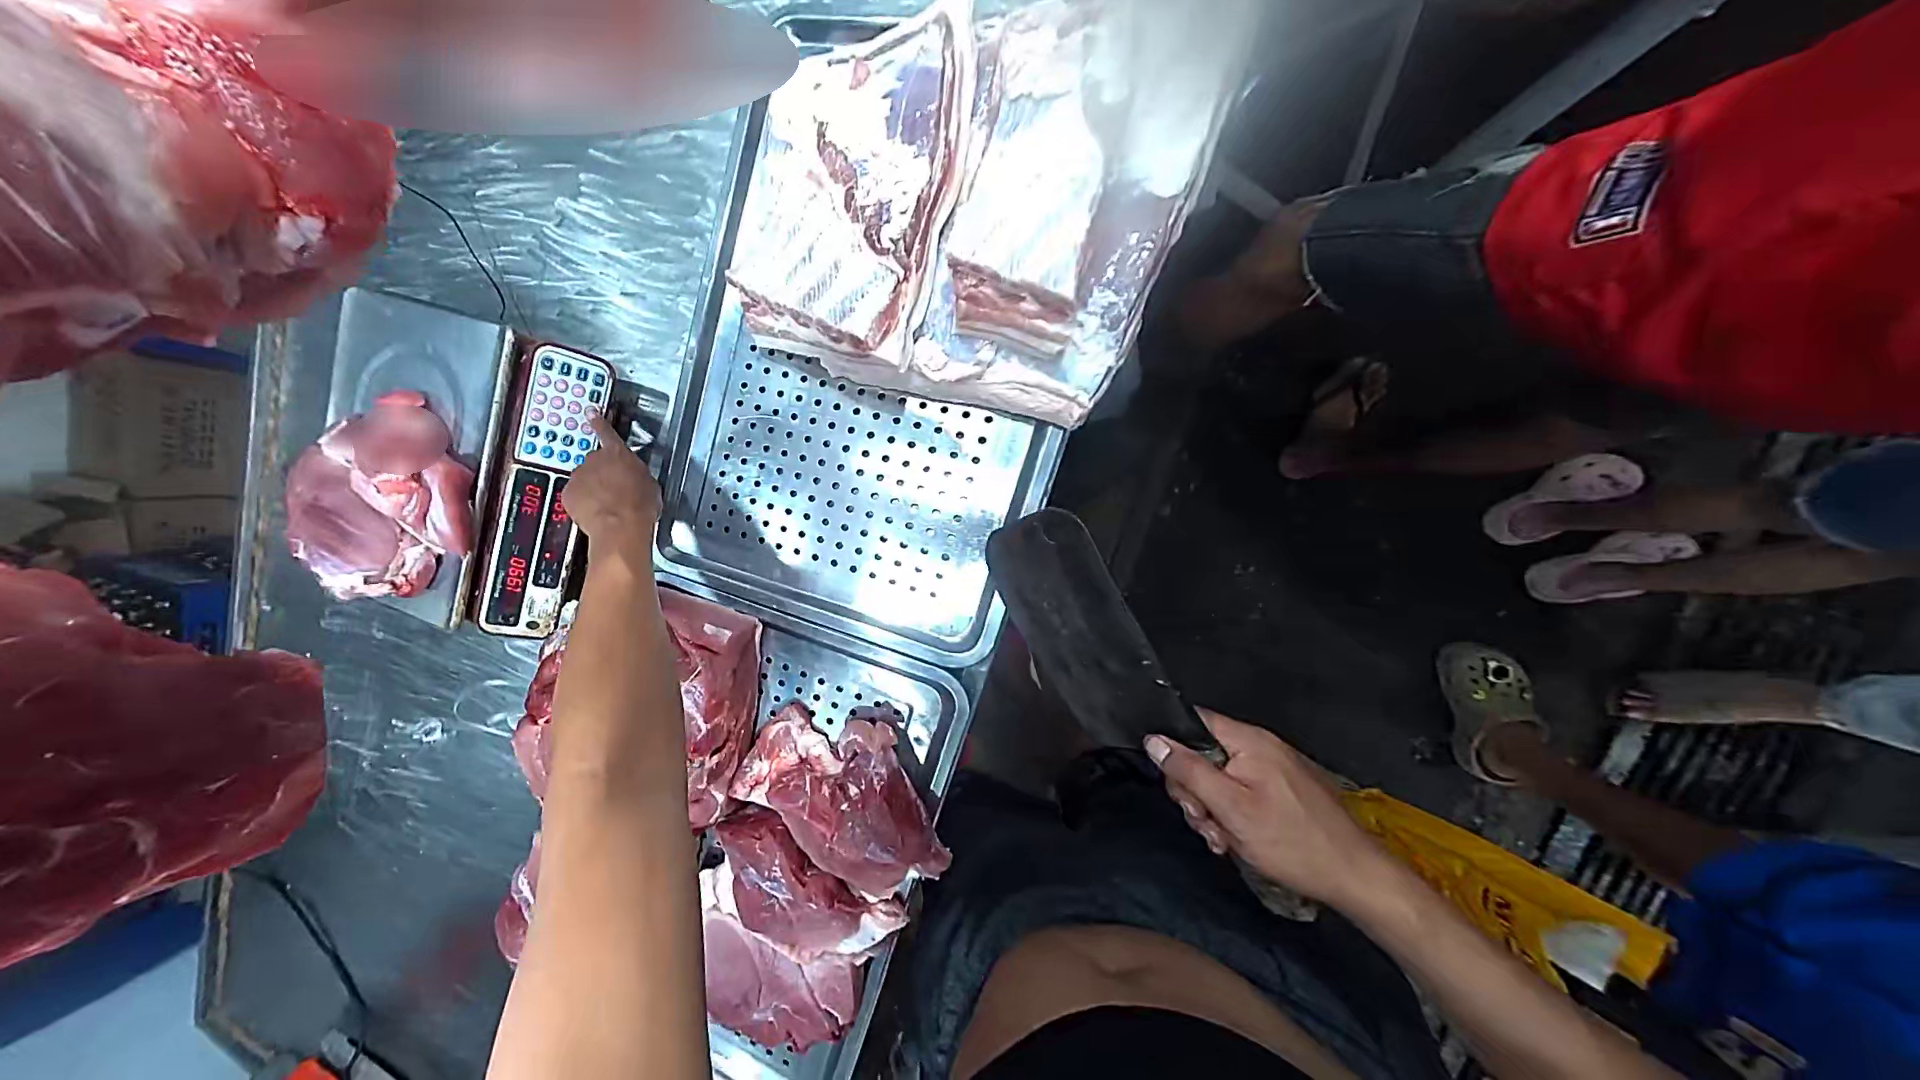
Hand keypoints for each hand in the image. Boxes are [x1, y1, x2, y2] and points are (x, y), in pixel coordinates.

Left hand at [562, 413, 659, 562]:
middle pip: (595, 461)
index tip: (590, 412)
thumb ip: (638, 474)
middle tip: (615, 490)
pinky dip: (582, 501)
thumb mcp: (651, 485)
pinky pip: (574, 495)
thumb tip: (637, 478)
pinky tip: (596, 511)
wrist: (620, 526)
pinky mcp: (568, 493)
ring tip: (608, 505)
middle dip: (603, 473)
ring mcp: (579, 476)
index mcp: (618, 454)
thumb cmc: (639, 506)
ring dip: (593, 488)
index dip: (598, 421)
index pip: (606, 431)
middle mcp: (595, 460)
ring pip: (584, 479)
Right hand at [1146, 709, 1390, 909]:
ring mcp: (1276, 769)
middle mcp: (1263, 746)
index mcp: (1249, 741)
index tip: (1177, 783)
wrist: (1356, 877)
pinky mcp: (1285, 791)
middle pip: (1205, 755)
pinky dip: (1235, 815)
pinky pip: (1244, 792)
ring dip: (1214, 810)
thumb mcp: (1229, 807)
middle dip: (1196, 791)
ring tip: (1225, 840)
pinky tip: (1239, 840)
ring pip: (1222, 778)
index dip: (1174, 748)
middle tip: (1206, 823)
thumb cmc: (1293, 842)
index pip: (1195, 722)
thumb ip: (1189, 771)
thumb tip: (1154, 741)